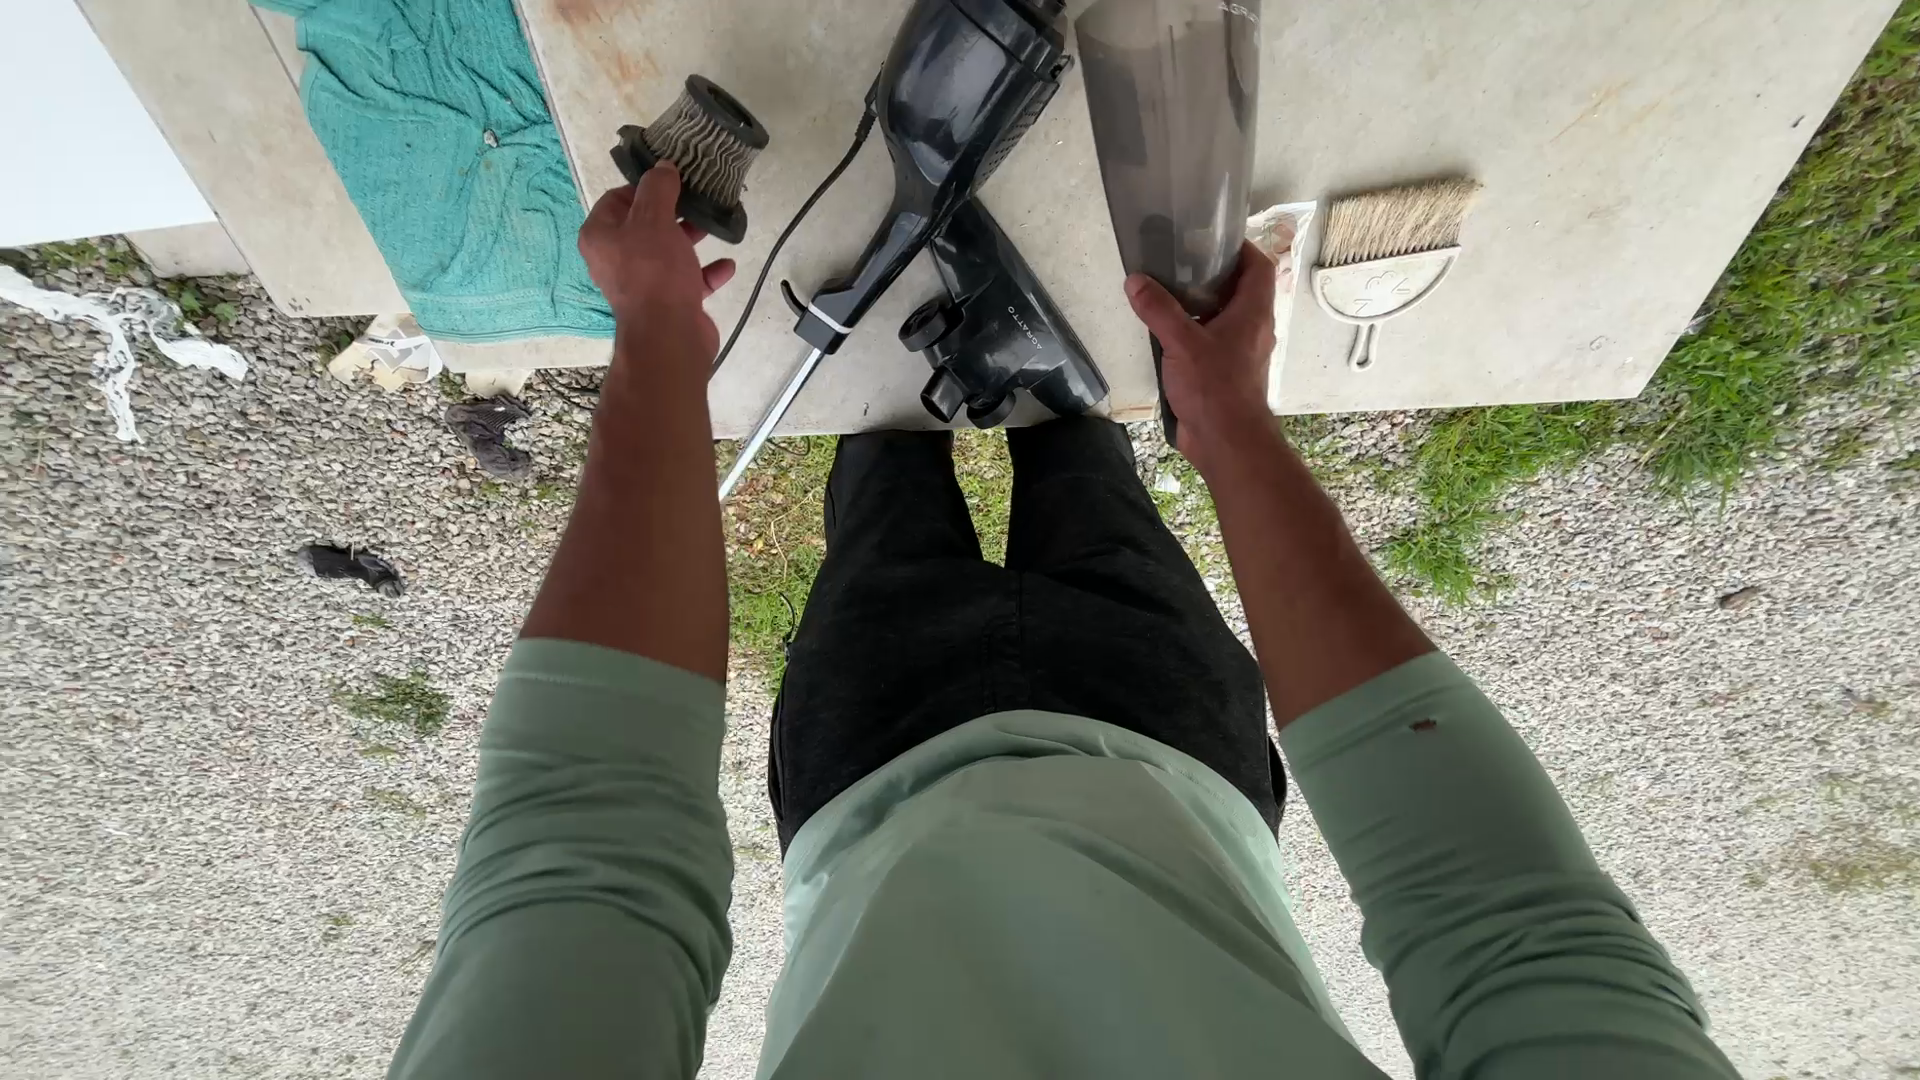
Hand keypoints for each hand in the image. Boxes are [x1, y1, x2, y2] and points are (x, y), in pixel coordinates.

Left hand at [578, 164, 737, 359]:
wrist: (669, 335)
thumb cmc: (655, 271)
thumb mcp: (654, 218)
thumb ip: (658, 189)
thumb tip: (663, 168)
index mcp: (600, 236)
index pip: (617, 199)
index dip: (645, 187)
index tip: (673, 181)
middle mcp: (616, 261)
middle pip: (645, 227)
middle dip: (673, 214)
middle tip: (697, 202)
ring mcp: (643, 286)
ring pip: (668, 254)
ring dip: (692, 241)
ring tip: (715, 228)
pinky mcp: (669, 305)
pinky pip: (689, 282)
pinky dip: (707, 273)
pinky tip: (727, 265)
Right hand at [1124, 239, 1291, 475]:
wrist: (1226, 441)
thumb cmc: (1214, 386)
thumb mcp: (1181, 342)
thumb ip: (1158, 310)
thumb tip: (1135, 281)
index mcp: (1254, 313)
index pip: (1258, 266)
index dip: (1240, 248)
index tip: (1211, 240)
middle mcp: (1253, 330)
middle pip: (1240, 292)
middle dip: (1213, 278)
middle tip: (1180, 267)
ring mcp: (1241, 355)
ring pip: (1225, 321)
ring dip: (1201, 309)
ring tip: (1169, 298)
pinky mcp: (1226, 376)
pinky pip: (1213, 346)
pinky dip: (1194, 337)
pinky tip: (1168, 339)